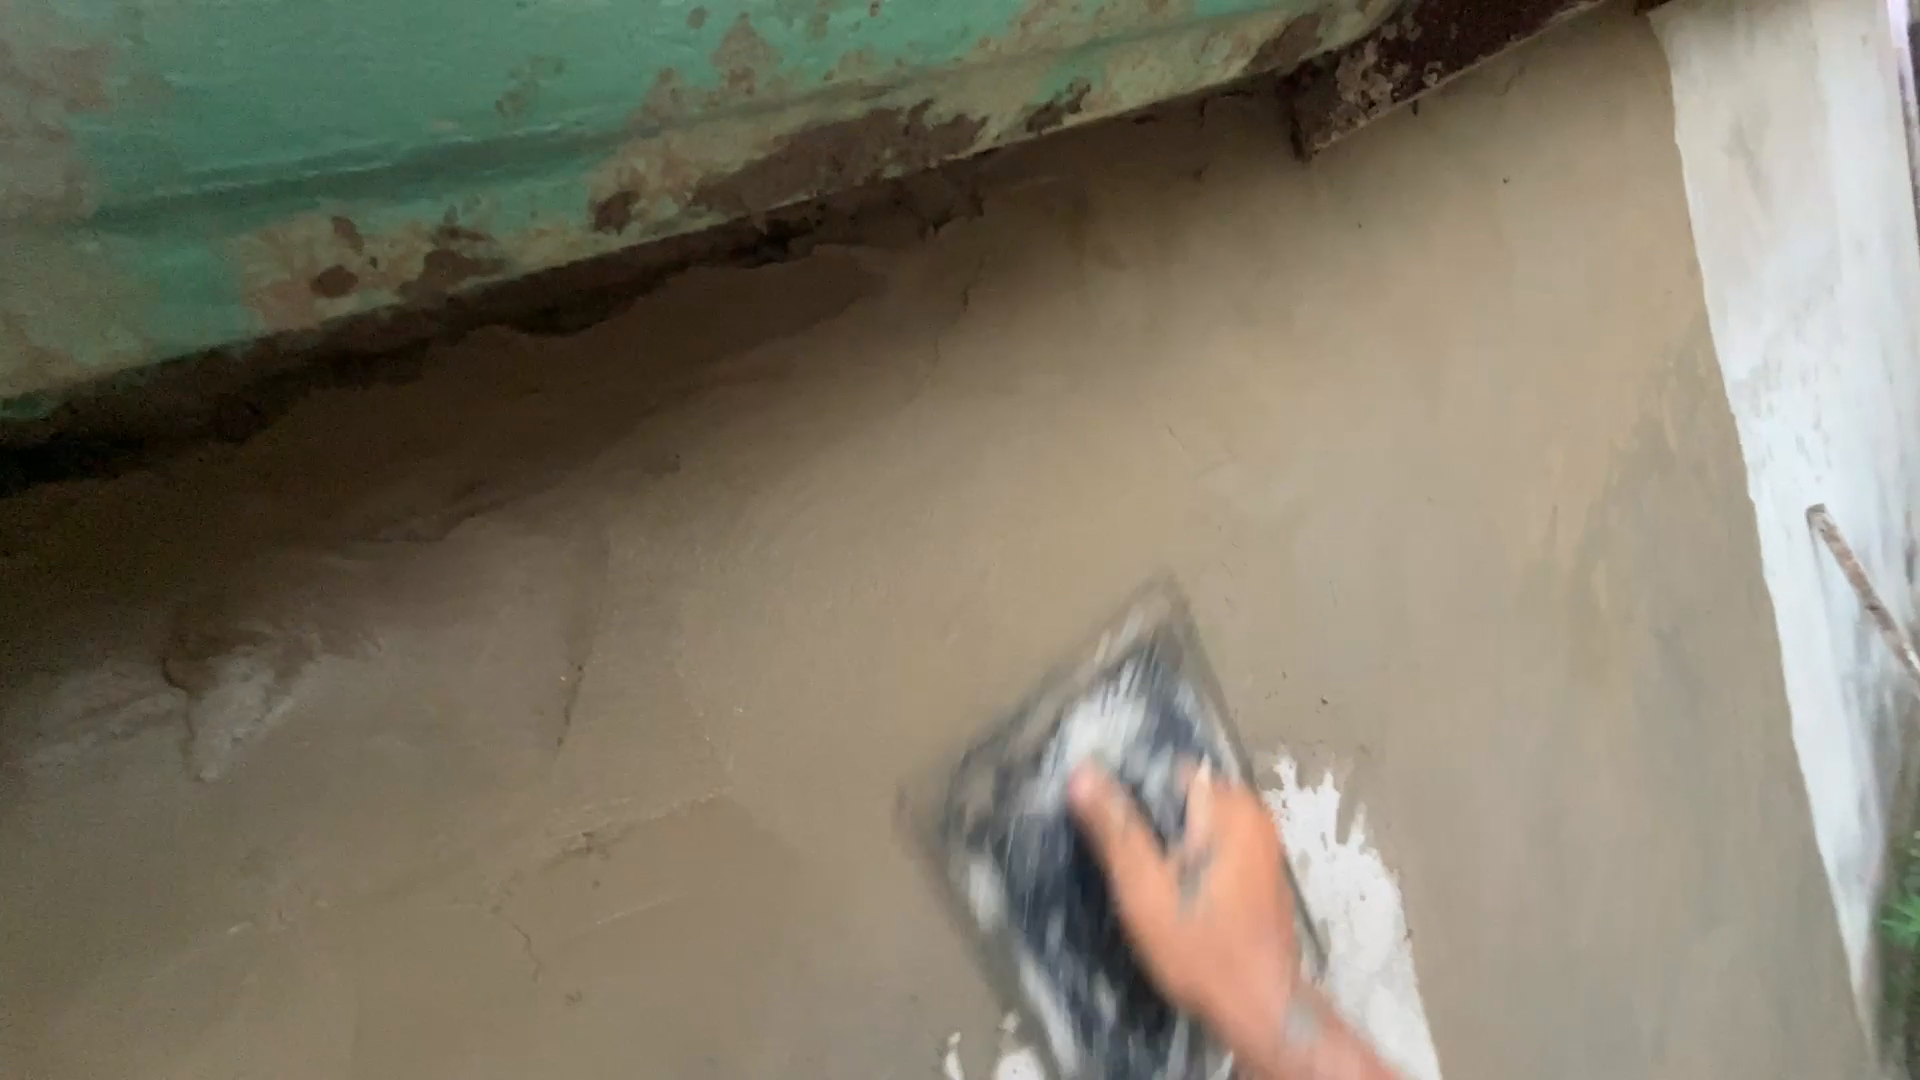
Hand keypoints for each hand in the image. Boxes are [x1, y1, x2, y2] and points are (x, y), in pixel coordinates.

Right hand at [1067, 761, 1300, 1047]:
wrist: (1262, 1014)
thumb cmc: (1200, 948)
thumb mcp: (1143, 887)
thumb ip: (1114, 826)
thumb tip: (1081, 772)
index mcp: (1227, 804)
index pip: (1162, 770)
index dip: (1128, 794)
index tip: (1106, 825)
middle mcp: (1251, 811)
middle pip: (1178, 794)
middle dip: (1148, 819)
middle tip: (1124, 860)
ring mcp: (1262, 840)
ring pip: (1194, 820)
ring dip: (1166, 840)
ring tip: (1143, 876)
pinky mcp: (1261, 867)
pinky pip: (1213, 842)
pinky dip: (1189, 855)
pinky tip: (1172, 888)